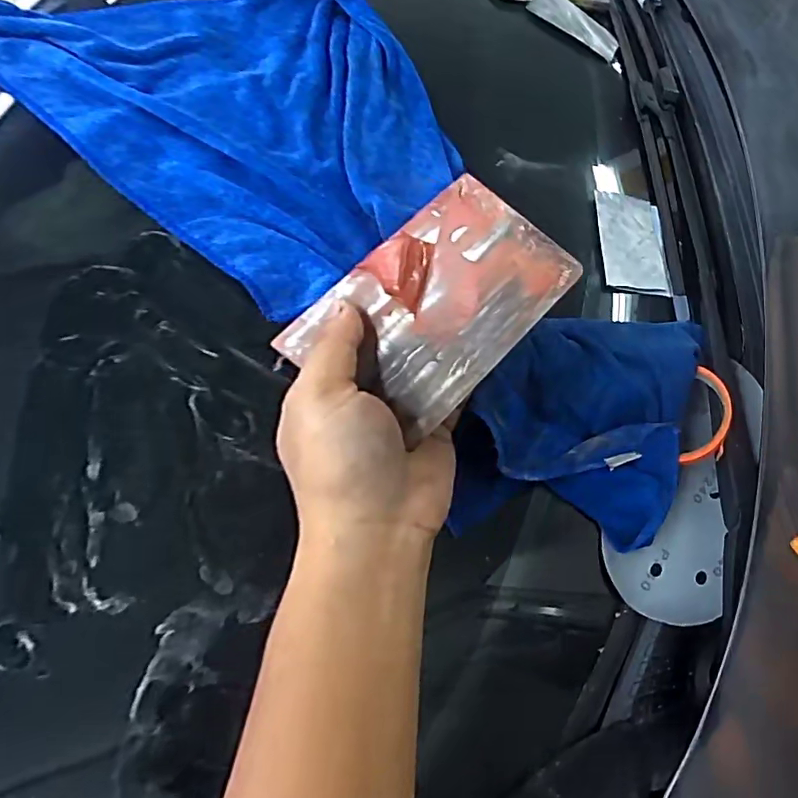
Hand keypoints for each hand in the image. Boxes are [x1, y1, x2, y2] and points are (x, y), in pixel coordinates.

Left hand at [276, 301, 456, 548]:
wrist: (382, 521)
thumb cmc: (340, 457)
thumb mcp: (320, 397)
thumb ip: (335, 349)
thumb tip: (349, 305)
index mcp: (322, 390)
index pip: (340, 340)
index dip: (359, 310)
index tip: (389, 276)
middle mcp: (363, 397)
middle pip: (385, 350)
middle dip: (404, 322)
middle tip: (433, 283)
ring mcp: (404, 412)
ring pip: (421, 366)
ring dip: (436, 342)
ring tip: (460, 302)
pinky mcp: (441, 424)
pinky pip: (453, 389)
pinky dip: (464, 368)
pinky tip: (478, 339)